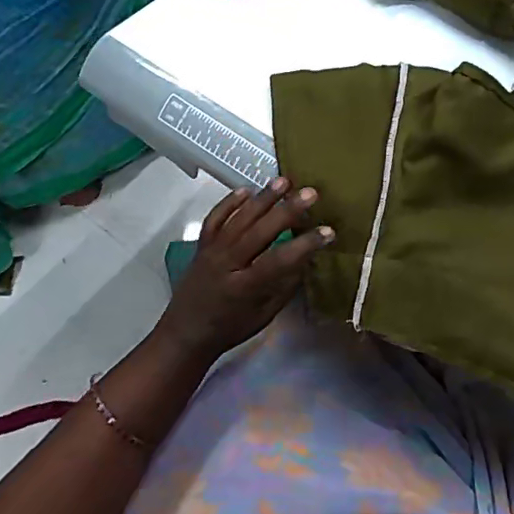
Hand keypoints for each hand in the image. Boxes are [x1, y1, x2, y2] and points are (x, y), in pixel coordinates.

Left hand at [153, 178, 333, 364]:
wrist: (185, 332)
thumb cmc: (230, 328)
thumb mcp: (263, 316)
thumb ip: (284, 287)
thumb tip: (306, 259)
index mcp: (245, 287)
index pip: (279, 261)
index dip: (305, 245)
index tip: (328, 232)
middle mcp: (227, 263)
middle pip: (259, 231)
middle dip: (287, 211)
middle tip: (311, 194)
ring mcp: (212, 250)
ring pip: (239, 218)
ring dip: (262, 198)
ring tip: (284, 181)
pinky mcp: (201, 244)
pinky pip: (215, 218)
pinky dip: (230, 202)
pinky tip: (247, 190)